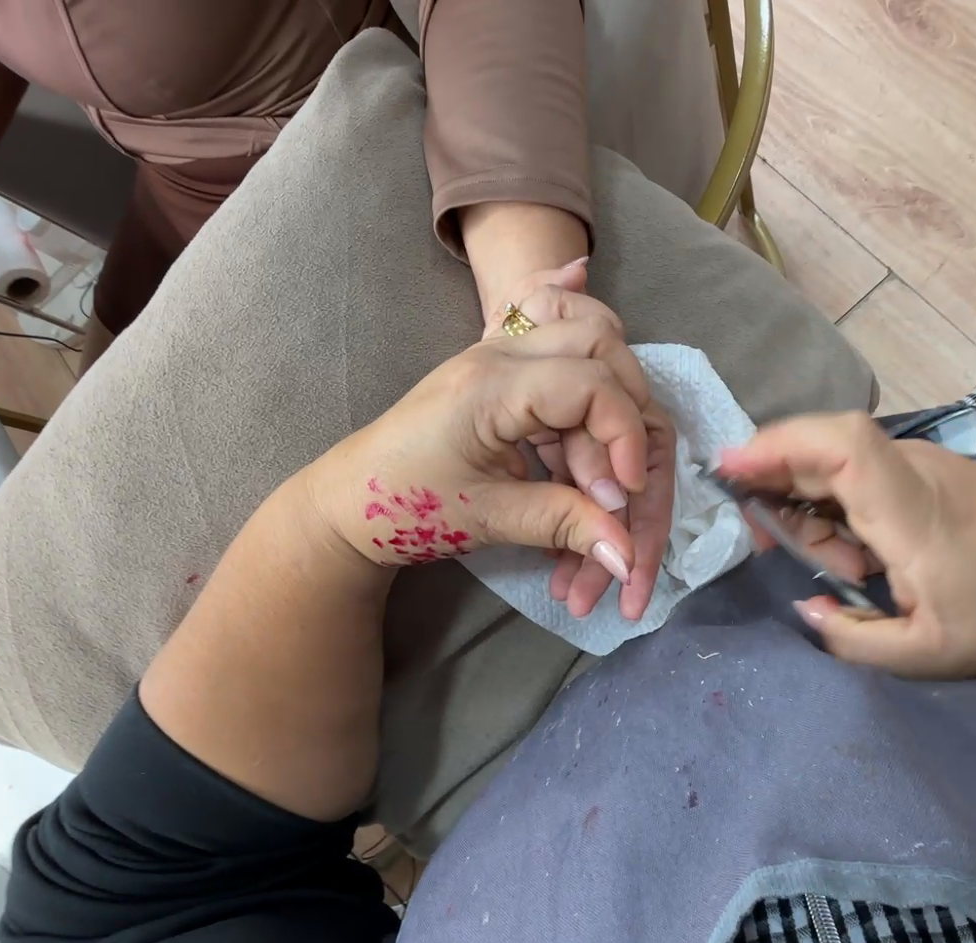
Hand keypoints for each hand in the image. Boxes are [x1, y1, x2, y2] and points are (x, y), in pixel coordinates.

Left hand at [306, 315, 655, 585]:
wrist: (346, 505)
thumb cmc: (402, 506)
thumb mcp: (486, 517)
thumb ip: (564, 525)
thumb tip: (628, 557)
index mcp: (492, 383)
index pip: (591, 384)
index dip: (624, 438)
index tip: (624, 497)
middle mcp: (504, 355)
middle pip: (604, 351)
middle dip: (630, 425)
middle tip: (619, 497)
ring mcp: (506, 364)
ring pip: (592, 365)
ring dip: (609, 435)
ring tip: (600, 506)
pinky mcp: (511, 390)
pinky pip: (569, 390)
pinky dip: (589, 437)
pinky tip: (593, 471)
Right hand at [719, 412, 975, 678]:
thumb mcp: (934, 655)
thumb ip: (855, 640)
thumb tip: (804, 609)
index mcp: (913, 514)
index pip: (842, 446)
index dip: (778, 445)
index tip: (730, 470)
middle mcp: (910, 472)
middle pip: (818, 450)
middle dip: (773, 489)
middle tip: (773, 548)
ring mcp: (919, 463)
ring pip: (831, 464)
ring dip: (806, 508)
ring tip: (844, 567)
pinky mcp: (923, 469)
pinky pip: (854, 473)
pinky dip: (829, 505)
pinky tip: (853, 550)